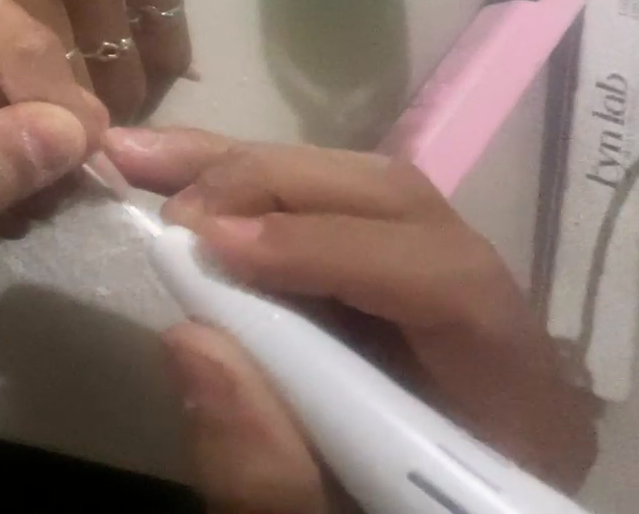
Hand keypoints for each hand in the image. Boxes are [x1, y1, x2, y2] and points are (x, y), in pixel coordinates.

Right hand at [103, 127, 598, 510]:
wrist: (339, 502)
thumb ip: (270, 477)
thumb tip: (190, 340)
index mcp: (503, 399)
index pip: (446, 281)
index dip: (324, 247)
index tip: (208, 246)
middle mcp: (470, 314)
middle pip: (389, 202)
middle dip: (265, 186)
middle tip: (171, 216)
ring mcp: (402, 272)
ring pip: (334, 180)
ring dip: (225, 163)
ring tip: (134, 160)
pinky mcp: (339, 258)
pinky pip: (285, 195)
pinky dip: (211, 172)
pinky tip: (149, 163)